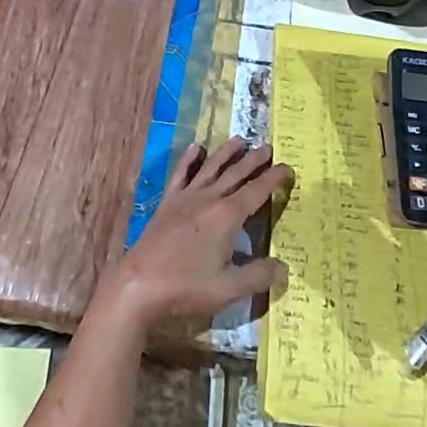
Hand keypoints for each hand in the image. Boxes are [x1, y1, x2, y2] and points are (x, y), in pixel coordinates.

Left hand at [103, 138, 289, 329]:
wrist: (138, 284)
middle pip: (234, 174)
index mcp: (226, 216)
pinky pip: (180, 175)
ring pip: (209, 169)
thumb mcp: (230, 287)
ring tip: (238, 139)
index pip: (256, 191)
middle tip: (268, 146)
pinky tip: (195, 148)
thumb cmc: (186, 287)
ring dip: (225, 153)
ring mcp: (184, 199)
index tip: (287, 167)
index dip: (273, 178)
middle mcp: (207, 200)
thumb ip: (259, 275)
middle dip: (253, 160)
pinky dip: (189, 160)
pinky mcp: (166, 204)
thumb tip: (283, 267)